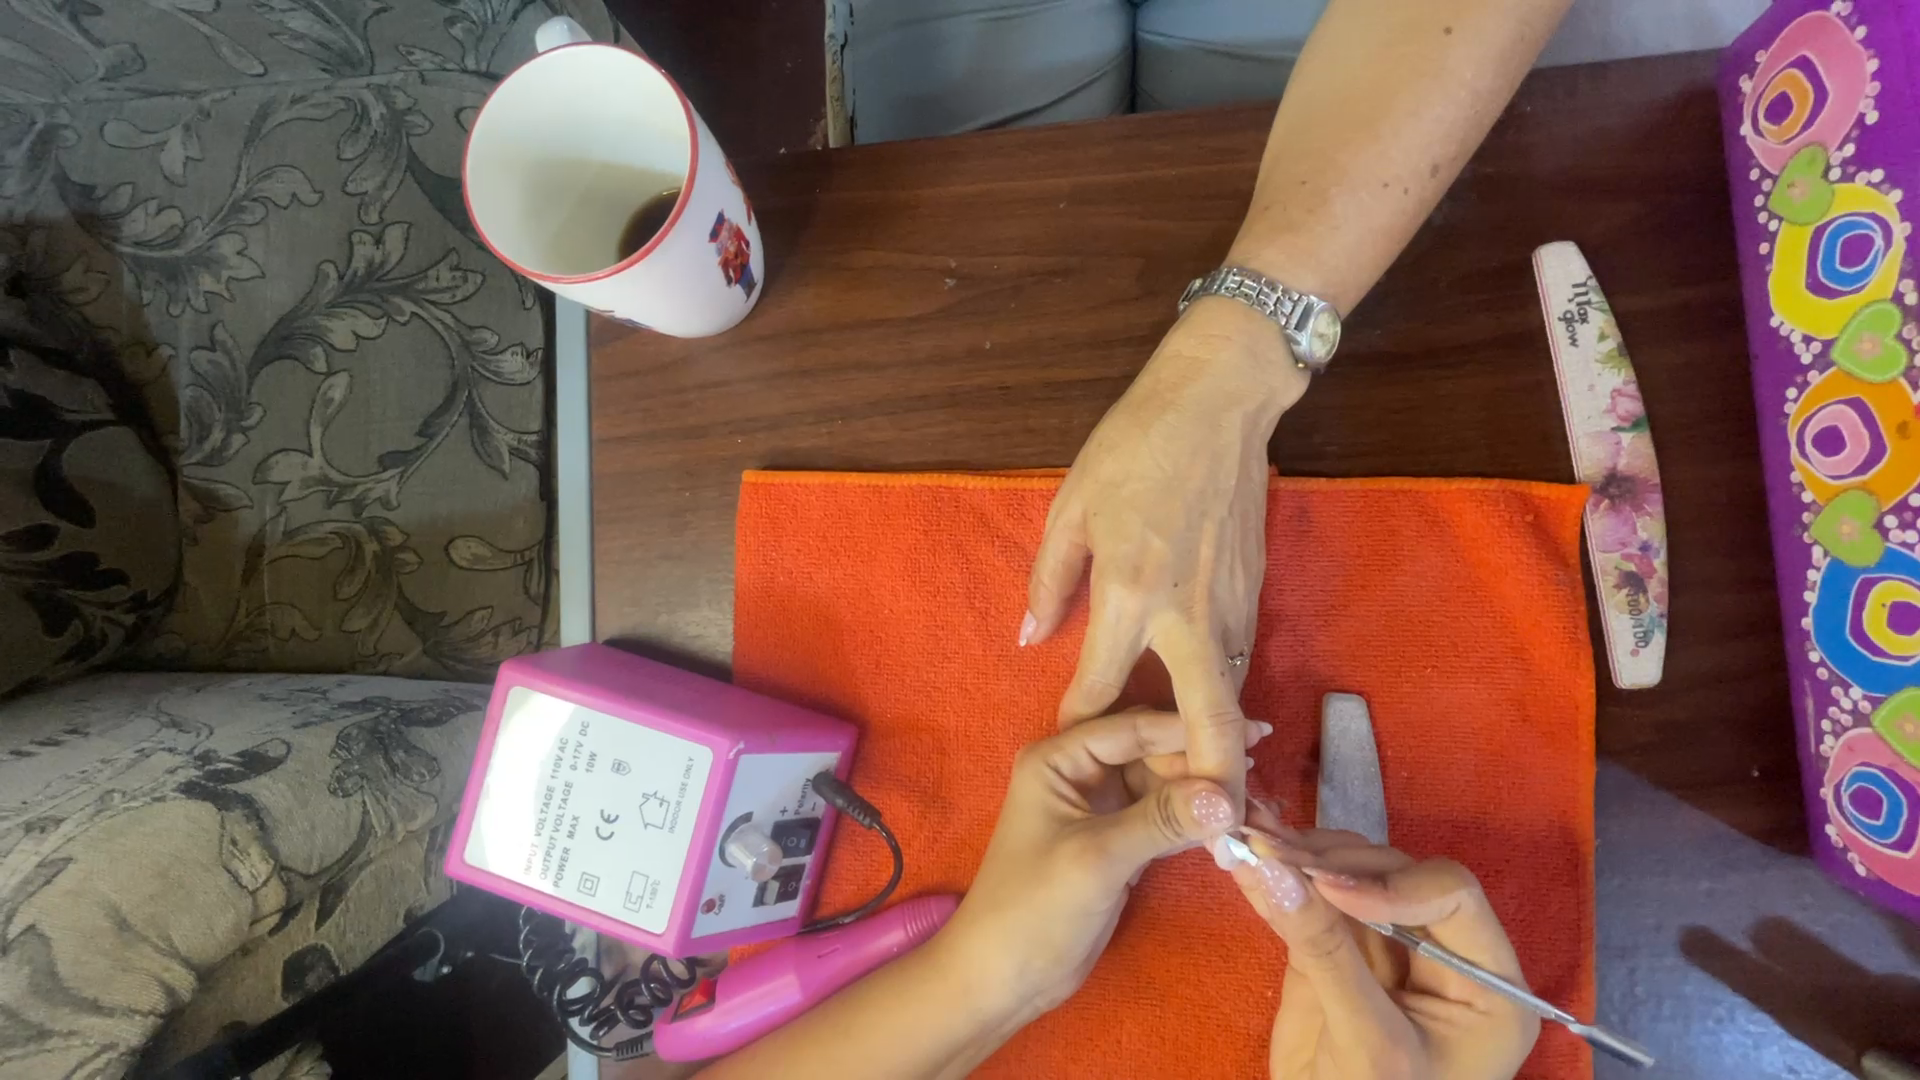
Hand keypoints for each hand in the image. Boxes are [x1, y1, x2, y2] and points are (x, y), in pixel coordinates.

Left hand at [934, 708, 1270, 1018]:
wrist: (1004, 977)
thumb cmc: (1034, 908)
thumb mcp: (1097, 859)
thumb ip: (1159, 822)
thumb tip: (1227, 796)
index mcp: (1058, 757)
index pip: (1131, 728)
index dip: (1186, 730)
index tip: (1248, 733)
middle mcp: (1078, 770)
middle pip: (1148, 750)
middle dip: (1197, 759)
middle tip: (1259, 765)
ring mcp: (1098, 803)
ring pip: (1159, 781)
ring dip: (1200, 789)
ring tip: (1256, 793)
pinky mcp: (1115, 836)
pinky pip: (1160, 813)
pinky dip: (1190, 817)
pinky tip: (1230, 820)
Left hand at [1024, 300, 1306, 806]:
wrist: (1216, 404)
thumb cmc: (1133, 450)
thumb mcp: (1072, 508)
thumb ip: (1051, 581)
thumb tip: (1031, 637)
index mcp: (1130, 594)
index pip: (1100, 684)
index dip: (1081, 722)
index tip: (1071, 748)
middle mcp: (1187, 615)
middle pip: (1205, 722)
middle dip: (1205, 781)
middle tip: (1205, 826)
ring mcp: (1232, 605)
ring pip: (1228, 693)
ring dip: (1216, 738)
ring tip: (1194, 776)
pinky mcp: (1256, 591)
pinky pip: (1236, 657)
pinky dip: (1222, 688)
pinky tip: (1204, 697)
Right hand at [1228, 829, 1539, 1079]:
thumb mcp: (1366, 1044)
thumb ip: (1326, 954)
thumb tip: (1272, 868)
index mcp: (1483, 983)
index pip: (1451, 896)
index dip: (1390, 881)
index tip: (1327, 888)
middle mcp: (1439, 952)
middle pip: (1391, 871)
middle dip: (1330, 861)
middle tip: (1269, 853)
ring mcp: (1382, 944)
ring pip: (1345, 872)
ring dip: (1297, 856)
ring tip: (1251, 847)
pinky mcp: (1333, 943)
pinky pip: (1305, 895)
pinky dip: (1273, 875)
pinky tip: (1241, 860)